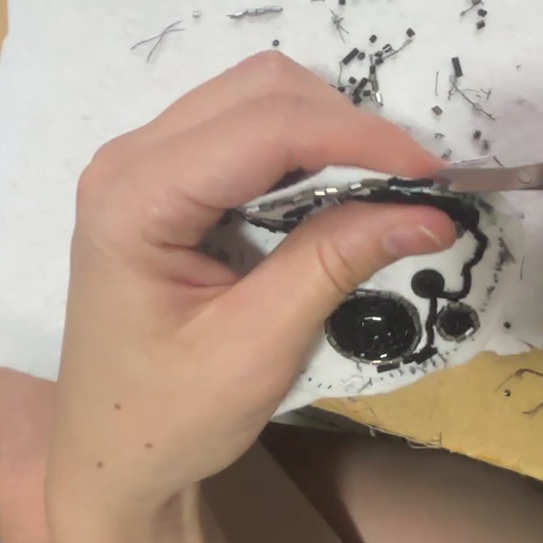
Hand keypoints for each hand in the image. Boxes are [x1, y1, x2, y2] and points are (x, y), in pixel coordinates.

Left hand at [47, 53, 455, 522]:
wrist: (109, 452)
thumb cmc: (170, 416)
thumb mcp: (258, 348)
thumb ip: (334, 263)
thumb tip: (430, 210)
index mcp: (135, 197)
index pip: (264, 127)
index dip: (357, 138)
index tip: (433, 174)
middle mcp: (128, 158)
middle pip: (258, 90)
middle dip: (343, 126)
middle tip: (405, 187)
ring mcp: (137, 162)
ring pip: (252, 98)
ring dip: (324, 131)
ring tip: (374, 191)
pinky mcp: (158, 177)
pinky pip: (239, 129)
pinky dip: (297, 148)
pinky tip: (325, 193)